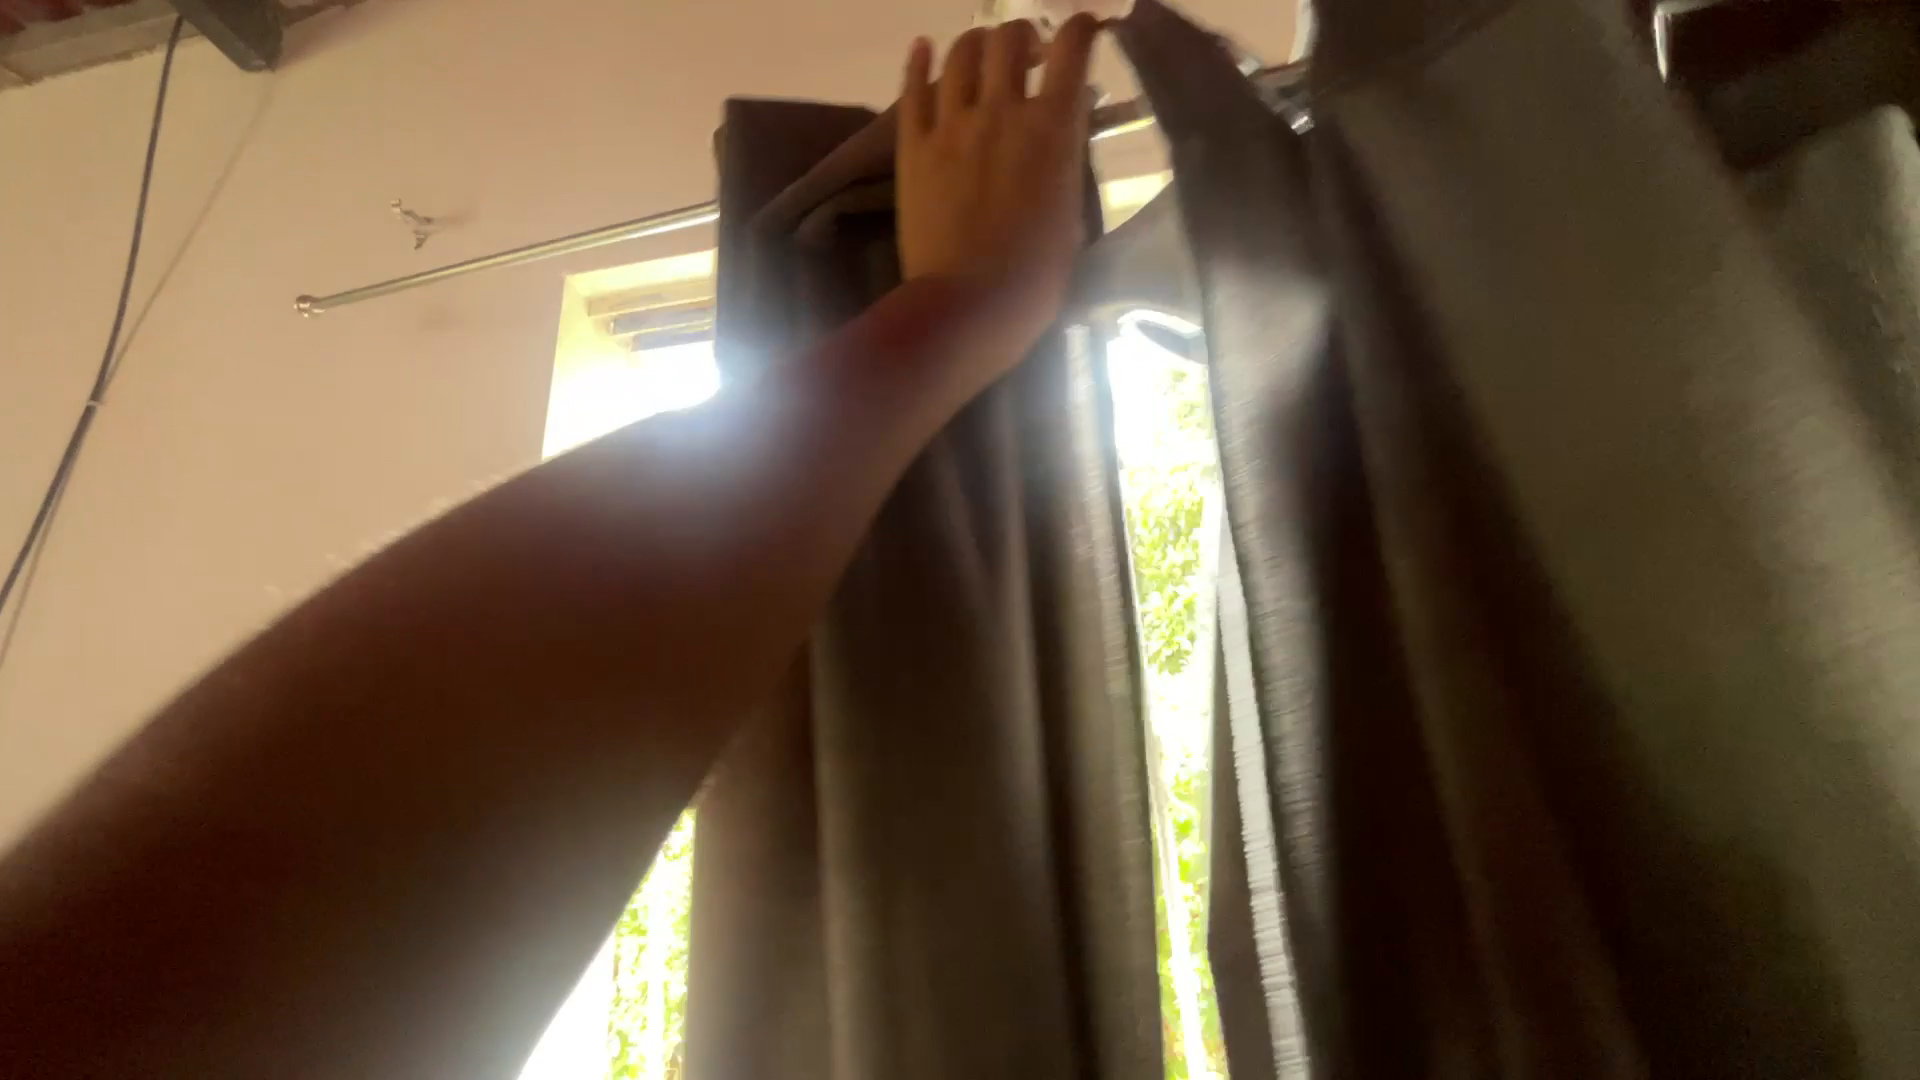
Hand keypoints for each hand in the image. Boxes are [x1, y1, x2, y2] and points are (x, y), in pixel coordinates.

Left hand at [895, 15, 1100, 377]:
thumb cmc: (1033, 282)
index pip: (1072, 48)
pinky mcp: (912, 148)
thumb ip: (1068, 167)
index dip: (1081, 29)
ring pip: (961, 53)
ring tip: (981, 58)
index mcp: (1052, 130)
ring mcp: (951, 126)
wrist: (967, 309)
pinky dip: (919, 62)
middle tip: (1026, 56)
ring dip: (976, 45)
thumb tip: (1065, 132)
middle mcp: (1001, 111)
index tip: (1085, 32)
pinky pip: (912, 89)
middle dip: (1023, 36)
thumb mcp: (1073, 221)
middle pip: (1010, 38)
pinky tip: (923, 50)